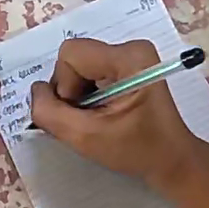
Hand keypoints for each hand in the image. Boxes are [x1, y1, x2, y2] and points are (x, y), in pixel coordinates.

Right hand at [30, 38, 204, 189]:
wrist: (172, 159)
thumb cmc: (135, 150)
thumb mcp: (84, 137)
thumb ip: (48, 111)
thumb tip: (36, 91)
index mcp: (128, 58)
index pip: (70, 55)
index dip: (65, 85)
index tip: (83, 112)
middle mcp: (131, 47)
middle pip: (72, 58)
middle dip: (70, 89)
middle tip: (89, 117)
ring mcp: (130, 54)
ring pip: (77, 64)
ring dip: (76, 92)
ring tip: (96, 116)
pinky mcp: (127, 64)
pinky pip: (88, 70)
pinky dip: (86, 91)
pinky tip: (101, 110)